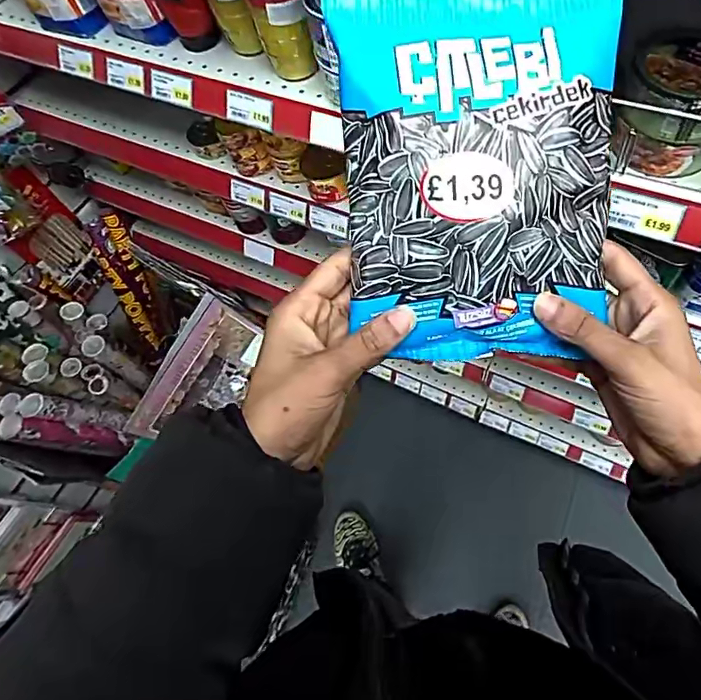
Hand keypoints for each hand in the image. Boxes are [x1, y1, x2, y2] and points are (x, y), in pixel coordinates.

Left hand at [244, 248, 413, 469]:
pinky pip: (371, 342)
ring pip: (367, 317)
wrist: (275, 454)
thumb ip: (367, 342)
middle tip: (421, 272)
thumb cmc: (279, 409)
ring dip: (391, 311)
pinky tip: (413, 330)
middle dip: (386, 283)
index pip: (334, 270)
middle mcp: (317, 322)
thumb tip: (403, 316)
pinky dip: (390, 336)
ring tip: (424, 296)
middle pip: (356, 291)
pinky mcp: (344, 364)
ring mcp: (332, 343)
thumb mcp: (326, 370)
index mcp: (301, 310)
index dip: (362, 255)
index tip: (393, 245)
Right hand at [533, 242, 700, 477]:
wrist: (682, 458)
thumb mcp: (630, 361)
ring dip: (546, 318)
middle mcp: (629, 319)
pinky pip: (567, 347)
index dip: (585, 247)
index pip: (614, 261)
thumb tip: (546, 303)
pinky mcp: (598, 366)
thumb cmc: (680, 405)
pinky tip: (526, 338)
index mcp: (649, 305)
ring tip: (514, 306)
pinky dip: (547, 344)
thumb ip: (585, 331)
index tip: (552, 238)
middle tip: (519, 277)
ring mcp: (611, 343)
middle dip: (553, 287)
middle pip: (584, 291)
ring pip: (571, 320)